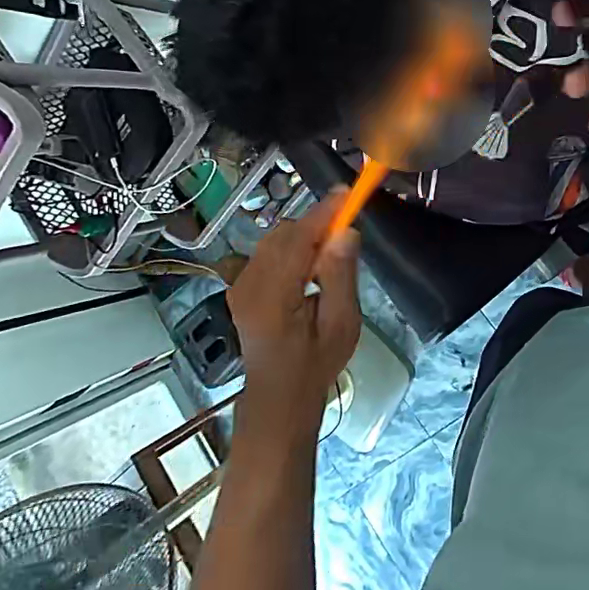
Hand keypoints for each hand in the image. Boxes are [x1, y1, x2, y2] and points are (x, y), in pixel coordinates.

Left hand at [225, 190, 363, 431]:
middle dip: (315, 225)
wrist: (280, 397)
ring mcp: (240, 286)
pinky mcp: (240, 288)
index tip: (348, 192)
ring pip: (274, 241)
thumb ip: (340, 276)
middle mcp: (249, 285)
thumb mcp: (341, 324)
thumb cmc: (316, 364)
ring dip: (304, 237)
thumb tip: (345, 232)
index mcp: (273, 297)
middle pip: (284, 235)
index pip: (298, 240)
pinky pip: (267, 253)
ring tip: (329, 256)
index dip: (324, 213)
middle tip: (346, 232)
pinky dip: (291, 248)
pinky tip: (308, 268)